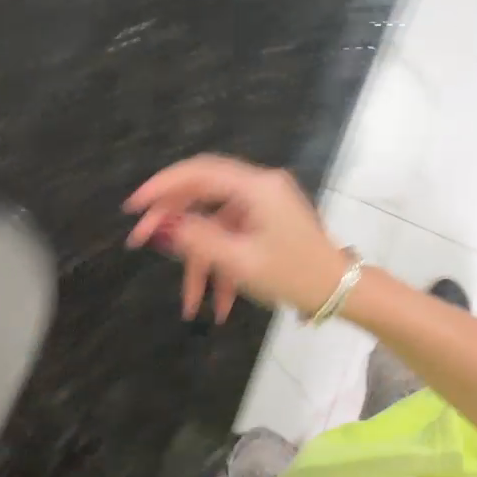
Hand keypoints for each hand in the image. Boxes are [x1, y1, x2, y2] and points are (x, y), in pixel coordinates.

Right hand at [123, 155, 350, 322]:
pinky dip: (222, 266)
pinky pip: (234, 237)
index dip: (162, 185)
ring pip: (216, 225)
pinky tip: (219, 305)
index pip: (198, 172)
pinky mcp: (268, 222)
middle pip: (203, 195)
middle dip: (173, 224)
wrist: (342, 292)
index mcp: (255, 186)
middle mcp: (259, 186)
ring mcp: (264, 204)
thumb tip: (162, 225)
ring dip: (201, 262)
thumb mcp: (240, 261)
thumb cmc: (294, 275)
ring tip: (189, 303)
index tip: (134, 206)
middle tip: (139, 243)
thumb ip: (197, 239)